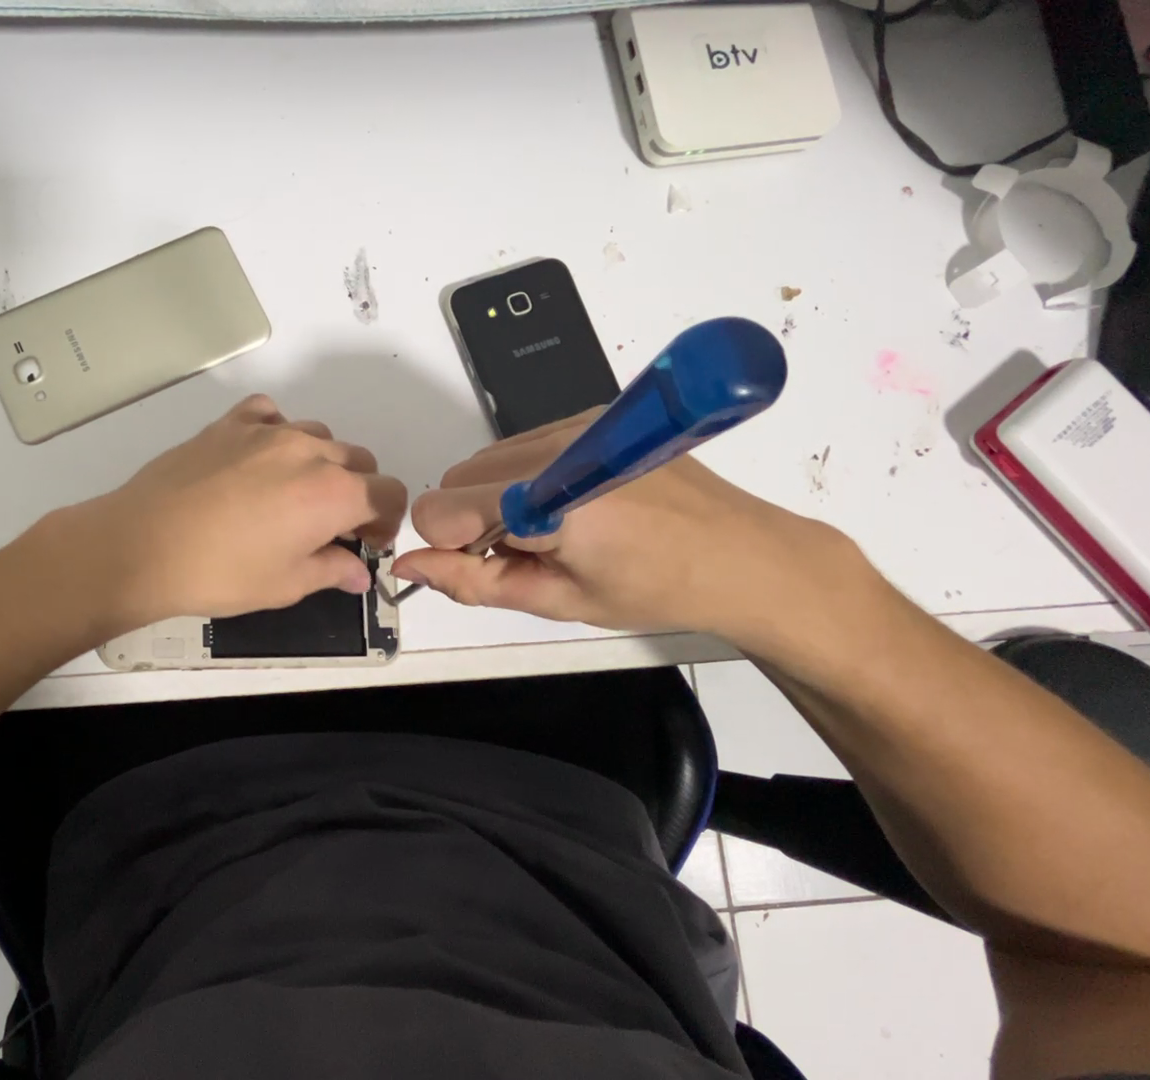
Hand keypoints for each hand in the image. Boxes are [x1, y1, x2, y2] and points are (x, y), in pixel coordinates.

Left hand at [46, 395, 408, 628]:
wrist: (143, 545)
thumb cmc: (221, 573)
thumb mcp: (285, 585)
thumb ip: (332, 571)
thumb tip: (358, 572)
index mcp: (334, 492)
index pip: (389, 493)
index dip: (385, 521)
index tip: (364, 543)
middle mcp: (308, 451)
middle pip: (359, 460)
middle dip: (357, 492)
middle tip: (330, 526)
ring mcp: (266, 431)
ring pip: (318, 436)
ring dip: (320, 463)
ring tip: (291, 496)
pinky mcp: (228, 424)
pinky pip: (270, 414)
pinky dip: (277, 432)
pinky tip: (259, 460)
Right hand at [392, 409, 868, 643]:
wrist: (742, 555)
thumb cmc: (653, 590)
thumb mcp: (556, 600)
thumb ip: (471, 582)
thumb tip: (407, 566)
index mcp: (548, 499)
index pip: (440, 508)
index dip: (448, 545)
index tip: (487, 567)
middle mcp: (554, 448)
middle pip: (456, 478)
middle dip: (470, 520)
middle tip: (525, 554)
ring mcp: (573, 425)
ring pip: (483, 461)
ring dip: (493, 498)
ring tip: (551, 531)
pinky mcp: (589, 417)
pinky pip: (518, 445)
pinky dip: (519, 477)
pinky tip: (567, 503)